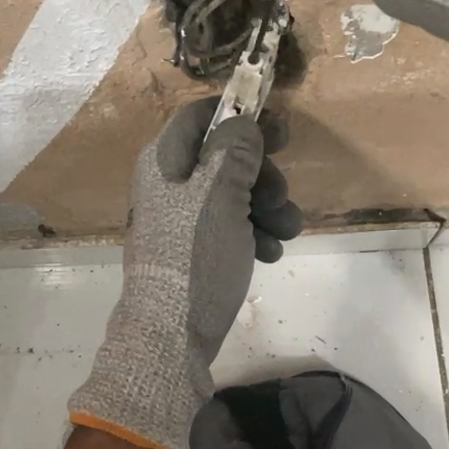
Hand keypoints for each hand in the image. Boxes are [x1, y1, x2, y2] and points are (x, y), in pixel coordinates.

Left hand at [69, 98, 301, 448]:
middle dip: (261, 173)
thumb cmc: (193, 255)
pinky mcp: (193, 250)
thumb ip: (234, 151)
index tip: (278, 127)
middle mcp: (168, 185)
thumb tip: (243, 122)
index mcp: (164, 162)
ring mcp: (180, 219)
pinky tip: (269, 254)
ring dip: (266, 208)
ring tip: (284, 232)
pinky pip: (230, 227)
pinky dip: (253, 234)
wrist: (170, 333)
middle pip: (223, 156)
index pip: (199, 116)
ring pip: (233, 194)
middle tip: (280, 195)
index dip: (239, 115)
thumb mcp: (219, 195)